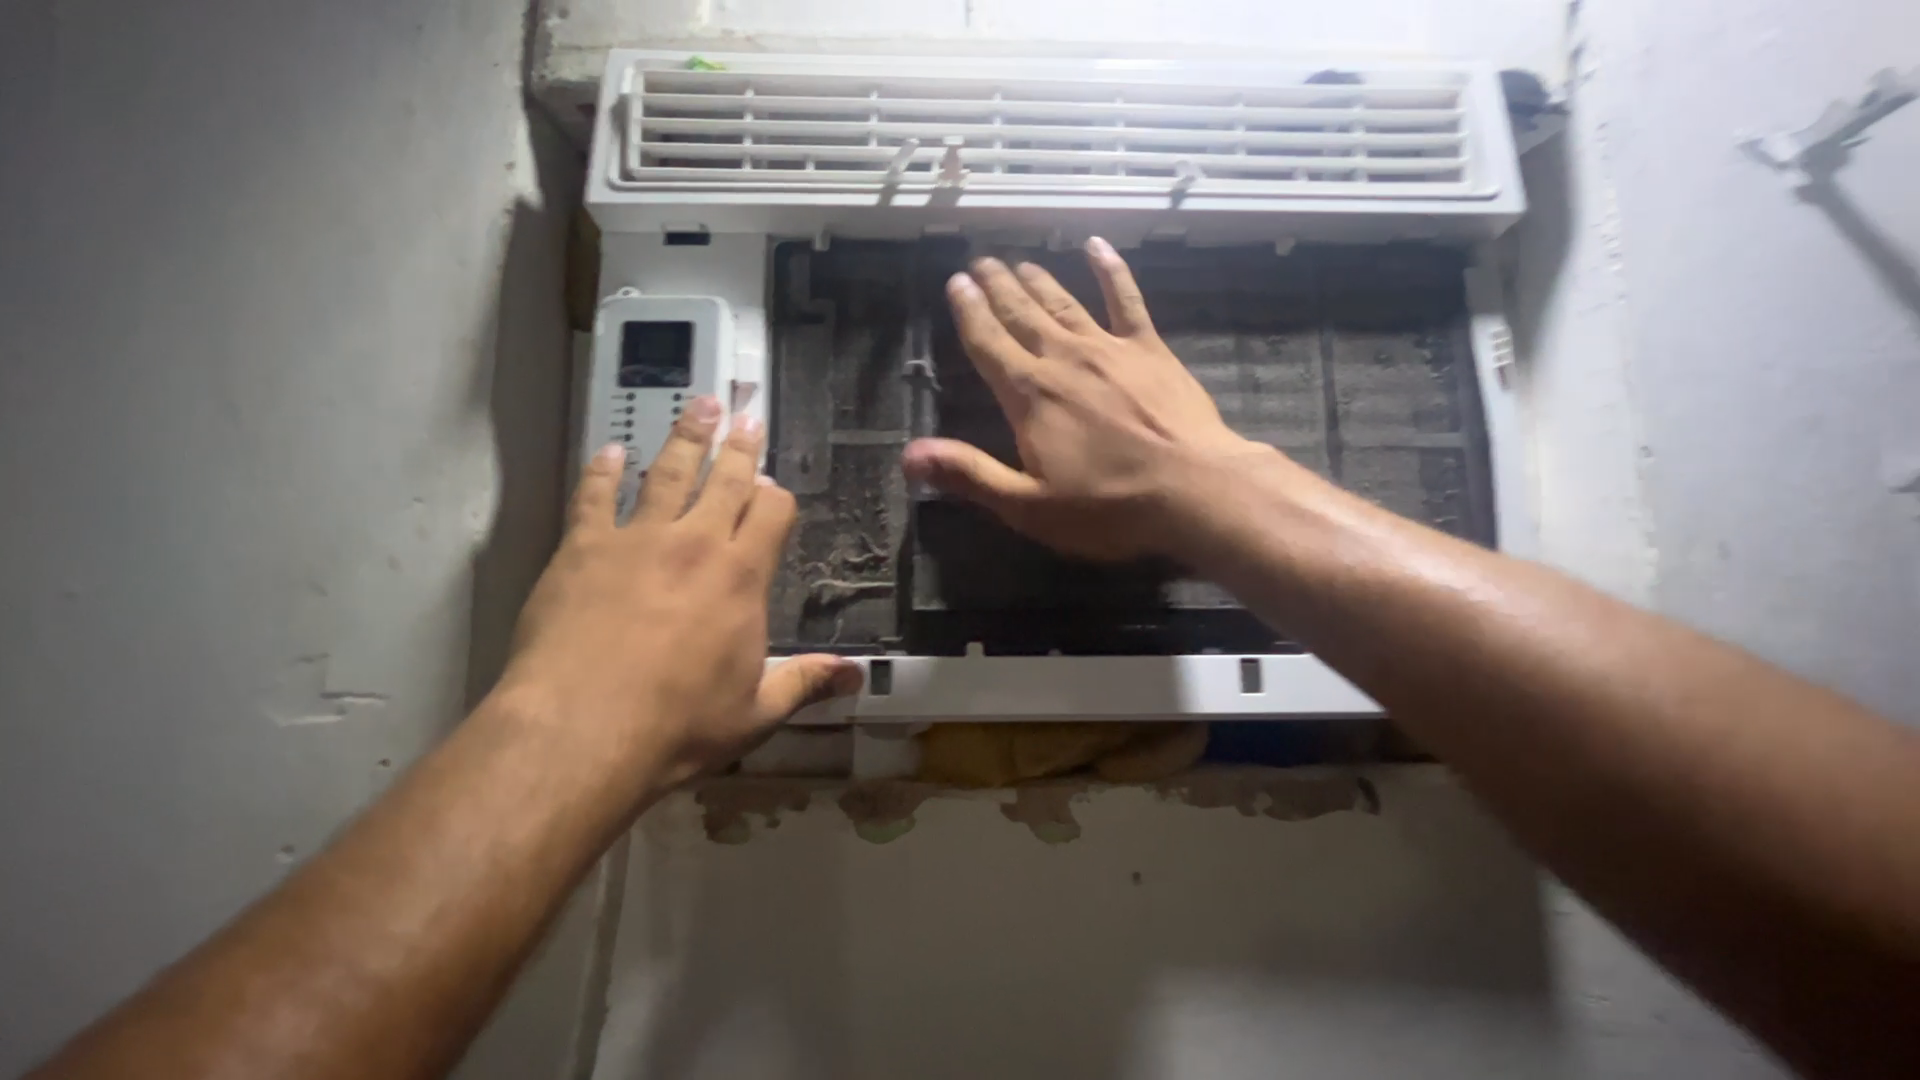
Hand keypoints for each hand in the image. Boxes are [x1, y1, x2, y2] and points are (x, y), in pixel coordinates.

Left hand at [493, 397, 860, 790]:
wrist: (581, 729)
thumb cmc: (679, 726)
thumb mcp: (756, 713)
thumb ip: (806, 683)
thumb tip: (858, 676)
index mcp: (741, 576)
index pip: (770, 514)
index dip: (775, 497)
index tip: (773, 487)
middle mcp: (694, 543)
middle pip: (724, 481)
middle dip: (738, 447)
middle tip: (745, 415)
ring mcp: (635, 539)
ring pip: (666, 473)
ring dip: (685, 438)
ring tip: (698, 406)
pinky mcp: (582, 548)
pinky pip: (594, 496)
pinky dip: (602, 470)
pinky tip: (609, 450)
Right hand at [901, 239, 1291, 561]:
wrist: (1194, 490)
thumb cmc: (1108, 507)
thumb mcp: (1028, 505)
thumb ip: (970, 475)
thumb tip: (909, 455)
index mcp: (1029, 396)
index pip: (988, 344)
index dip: (968, 313)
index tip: (955, 284)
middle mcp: (1063, 359)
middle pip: (1021, 314)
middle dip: (997, 286)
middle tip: (980, 262)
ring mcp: (1109, 348)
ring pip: (1063, 302)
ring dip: (1037, 280)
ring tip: (1017, 260)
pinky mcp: (1150, 349)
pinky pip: (1127, 299)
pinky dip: (1110, 270)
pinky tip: (1096, 246)